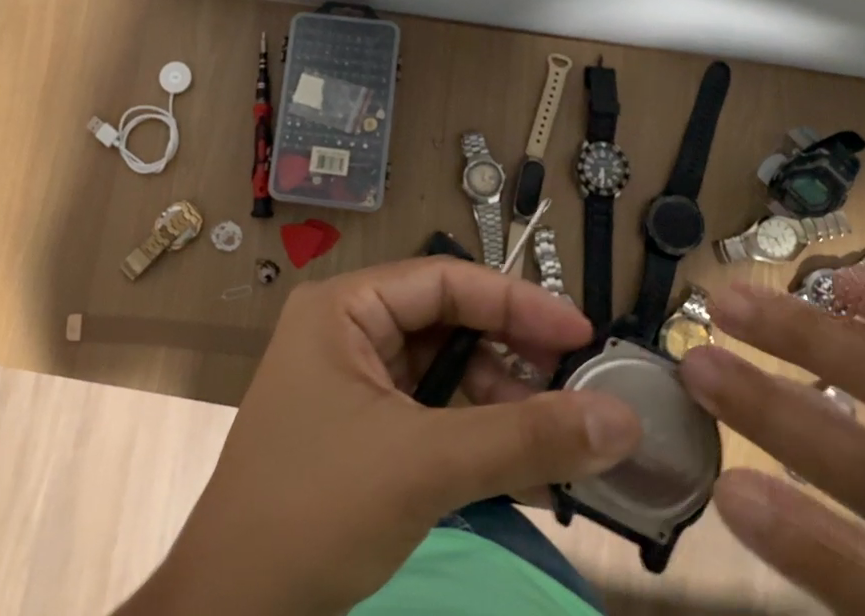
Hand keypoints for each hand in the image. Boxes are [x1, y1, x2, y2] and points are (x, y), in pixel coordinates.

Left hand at [118, 258, 641, 615]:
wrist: (237, 601)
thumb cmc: (317, 508)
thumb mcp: (427, 464)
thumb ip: (528, 438)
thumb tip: (627, 419)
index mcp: (342, 310)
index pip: (444, 280)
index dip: (517, 302)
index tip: (583, 336)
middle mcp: (343, 333)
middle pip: (446, 324)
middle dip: (512, 358)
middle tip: (575, 393)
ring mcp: (348, 384)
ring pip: (443, 374)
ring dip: (500, 404)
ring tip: (555, 440)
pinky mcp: (358, 432)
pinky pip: (429, 415)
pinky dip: (475, 435)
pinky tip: (523, 467)